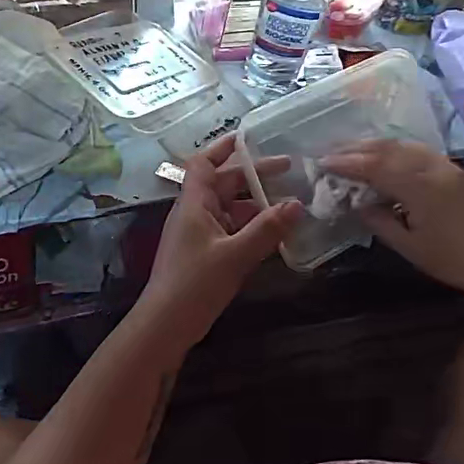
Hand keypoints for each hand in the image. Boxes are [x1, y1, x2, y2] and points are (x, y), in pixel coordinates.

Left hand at [140, 134, 303, 335]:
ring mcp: (197, 235)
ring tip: (288, 203)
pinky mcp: (203, 255)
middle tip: (288, 171)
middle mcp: (193, 213)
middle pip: (222, 184)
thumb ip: (267, 229)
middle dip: (252, 175)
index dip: (224, 148)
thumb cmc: (195, 283)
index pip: (204, 163)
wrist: (166, 325)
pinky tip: (273, 234)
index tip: (252, 138)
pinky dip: (250, 227)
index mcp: (193, 204)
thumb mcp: (236, 255)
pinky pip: (229, 230)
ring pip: (228, 209)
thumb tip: (297, 204)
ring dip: (254, 204)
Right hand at [320, 139, 463, 298]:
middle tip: (330, 154)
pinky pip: (417, 151)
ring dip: (374, 146)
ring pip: (403, 146)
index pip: (373, 165)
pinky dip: (394, 150)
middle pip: (387, 149)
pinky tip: (386, 158)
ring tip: (352, 152)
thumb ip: (380, 221)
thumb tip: (358, 203)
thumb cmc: (457, 260)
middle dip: (356, 149)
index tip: (321, 164)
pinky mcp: (455, 171)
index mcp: (418, 185)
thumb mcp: (411, 246)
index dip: (345, 163)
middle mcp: (432, 167)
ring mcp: (446, 166)